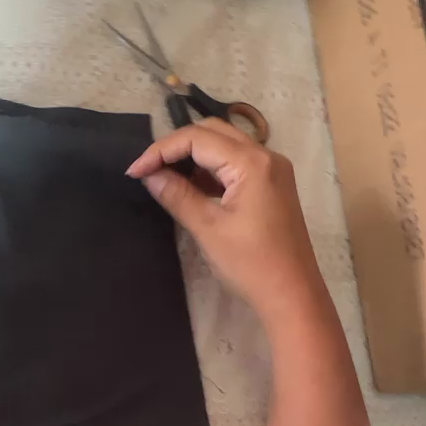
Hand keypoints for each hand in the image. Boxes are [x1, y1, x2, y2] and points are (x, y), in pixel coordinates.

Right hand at [126, 118, 321, 317]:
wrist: (291, 293)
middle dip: (176, 147)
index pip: (198, 138)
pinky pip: (235, 163)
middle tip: (147, 171)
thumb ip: (177, 196)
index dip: (161, 150)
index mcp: (252, 163)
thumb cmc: (250, 264)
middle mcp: (266, 155)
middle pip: (213, 132)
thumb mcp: (208, 229)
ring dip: (192, 156)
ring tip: (163, 178)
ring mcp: (271, 169)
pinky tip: (189, 186)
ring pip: (224, 145)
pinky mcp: (271, 185)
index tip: (134, 172)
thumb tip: (149, 176)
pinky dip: (209, 169)